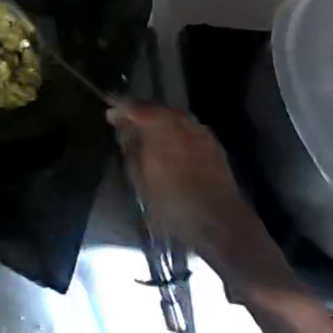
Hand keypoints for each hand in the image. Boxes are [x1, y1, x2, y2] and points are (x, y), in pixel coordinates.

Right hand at [107, 101, 294, 292]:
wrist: (222, 225)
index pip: (135, 107)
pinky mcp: (215, 146)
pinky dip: (177, 134)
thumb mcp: (141, 180)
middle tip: (128, 126)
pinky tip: (172, 149)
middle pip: (157, 109)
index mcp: (161, 126)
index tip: (110, 114)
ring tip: (149, 138)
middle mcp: (182, 122)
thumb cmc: (175, 205)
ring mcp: (201, 132)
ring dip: (160, 123)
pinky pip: (189, 131)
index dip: (120, 108)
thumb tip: (124, 130)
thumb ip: (131, 149)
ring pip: (175, 119)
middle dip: (141, 115)